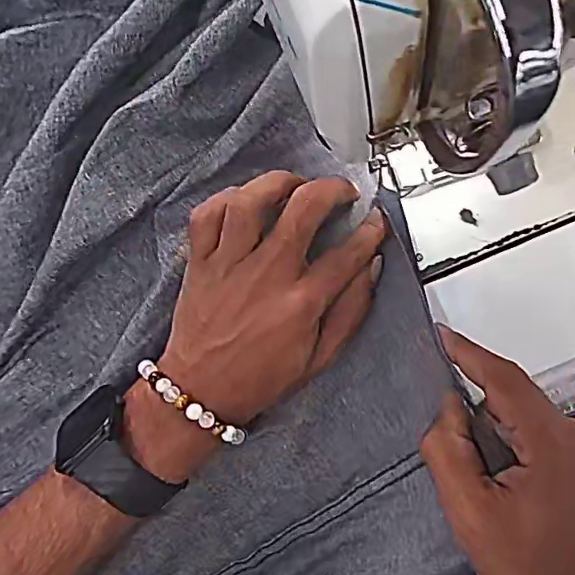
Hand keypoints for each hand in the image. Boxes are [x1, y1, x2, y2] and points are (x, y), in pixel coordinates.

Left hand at [124, 172, 386, 481]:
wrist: (202, 392)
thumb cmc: (258, 378)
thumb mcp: (320, 358)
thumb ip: (351, 312)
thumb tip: (370, 270)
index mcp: (300, 304)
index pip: (347, 253)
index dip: (370, 231)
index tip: (374, 222)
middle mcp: (266, 276)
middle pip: (303, 209)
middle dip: (332, 189)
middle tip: (341, 192)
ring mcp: (229, 265)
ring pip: (251, 201)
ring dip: (278, 182)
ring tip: (295, 185)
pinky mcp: (201, 263)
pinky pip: (206, 215)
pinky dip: (225, 199)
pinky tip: (244, 201)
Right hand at [420, 327, 574, 574]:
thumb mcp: (471, 517)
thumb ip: (449, 449)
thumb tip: (447, 408)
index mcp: (560, 448)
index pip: (506, 380)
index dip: (470, 354)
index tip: (446, 338)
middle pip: (520, 407)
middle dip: (490, 429)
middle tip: (479, 478)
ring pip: (540, 426)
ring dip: (516, 449)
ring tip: (515, 505)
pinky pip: (563, 444)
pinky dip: (538, 460)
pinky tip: (537, 506)